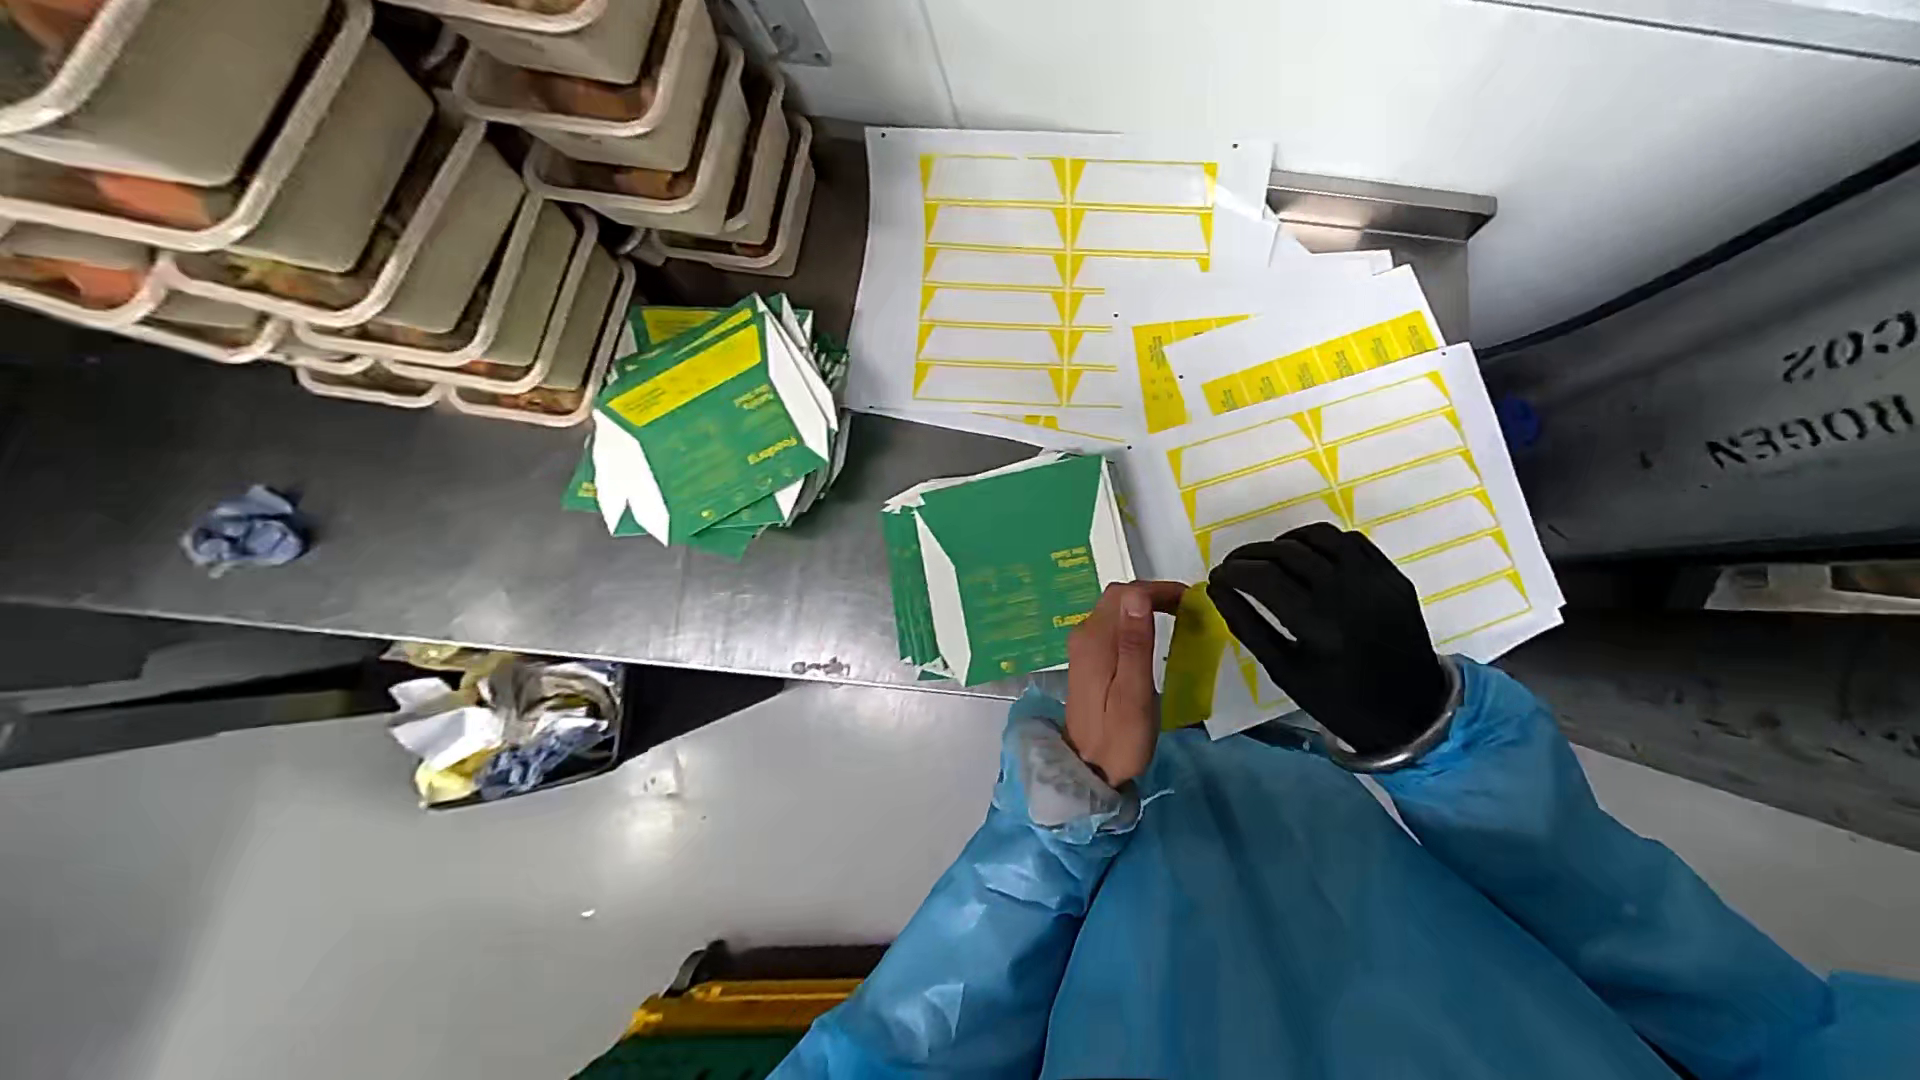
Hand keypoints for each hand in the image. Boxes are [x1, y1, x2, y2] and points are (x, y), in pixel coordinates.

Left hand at [1065, 580, 1184, 785]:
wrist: (1087, 768)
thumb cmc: (1119, 738)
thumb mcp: (1134, 692)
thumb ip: (1135, 643)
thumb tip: (1137, 594)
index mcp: (1095, 640)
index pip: (1126, 593)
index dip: (1158, 590)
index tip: (1192, 601)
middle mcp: (1084, 635)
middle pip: (1118, 597)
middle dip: (1154, 594)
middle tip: (1190, 609)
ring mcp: (1083, 646)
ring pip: (1115, 609)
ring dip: (1145, 606)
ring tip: (1180, 619)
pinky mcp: (1087, 658)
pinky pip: (1112, 626)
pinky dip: (1135, 622)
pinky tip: (1154, 636)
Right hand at [1207, 523, 1445, 754]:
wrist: (1411, 712)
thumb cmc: (1337, 698)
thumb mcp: (1282, 669)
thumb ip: (1246, 624)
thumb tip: (1216, 588)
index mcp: (1316, 623)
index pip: (1261, 576)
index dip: (1231, 571)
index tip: (1218, 578)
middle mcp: (1346, 592)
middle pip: (1284, 552)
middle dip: (1249, 555)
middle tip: (1233, 567)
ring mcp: (1373, 580)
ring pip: (1316, 536)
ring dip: (1282, 543)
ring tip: (1267, 559)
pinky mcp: (1391, 576)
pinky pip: (1349, 540)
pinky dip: (1319, 542)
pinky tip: (1306, 558)